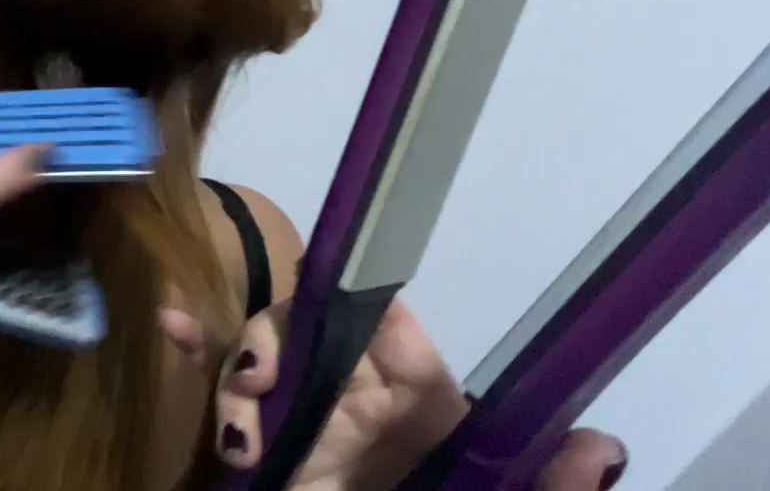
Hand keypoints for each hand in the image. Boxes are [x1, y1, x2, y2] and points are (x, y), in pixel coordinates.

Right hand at [162, 299, 627, 490]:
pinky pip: (216, 372)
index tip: (325, 297)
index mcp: (420, 412)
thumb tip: (599, 442)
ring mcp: (300, 412)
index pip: (390, 331)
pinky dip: (193, 342)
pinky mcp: (253, 430)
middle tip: (258, 377)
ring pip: (259, 346)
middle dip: (276, 334)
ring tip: (235, 425)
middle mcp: (355, 397)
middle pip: (310, 324)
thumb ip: (539, 487)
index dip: (356, 305)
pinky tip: (170, 323)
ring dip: (235, 357)